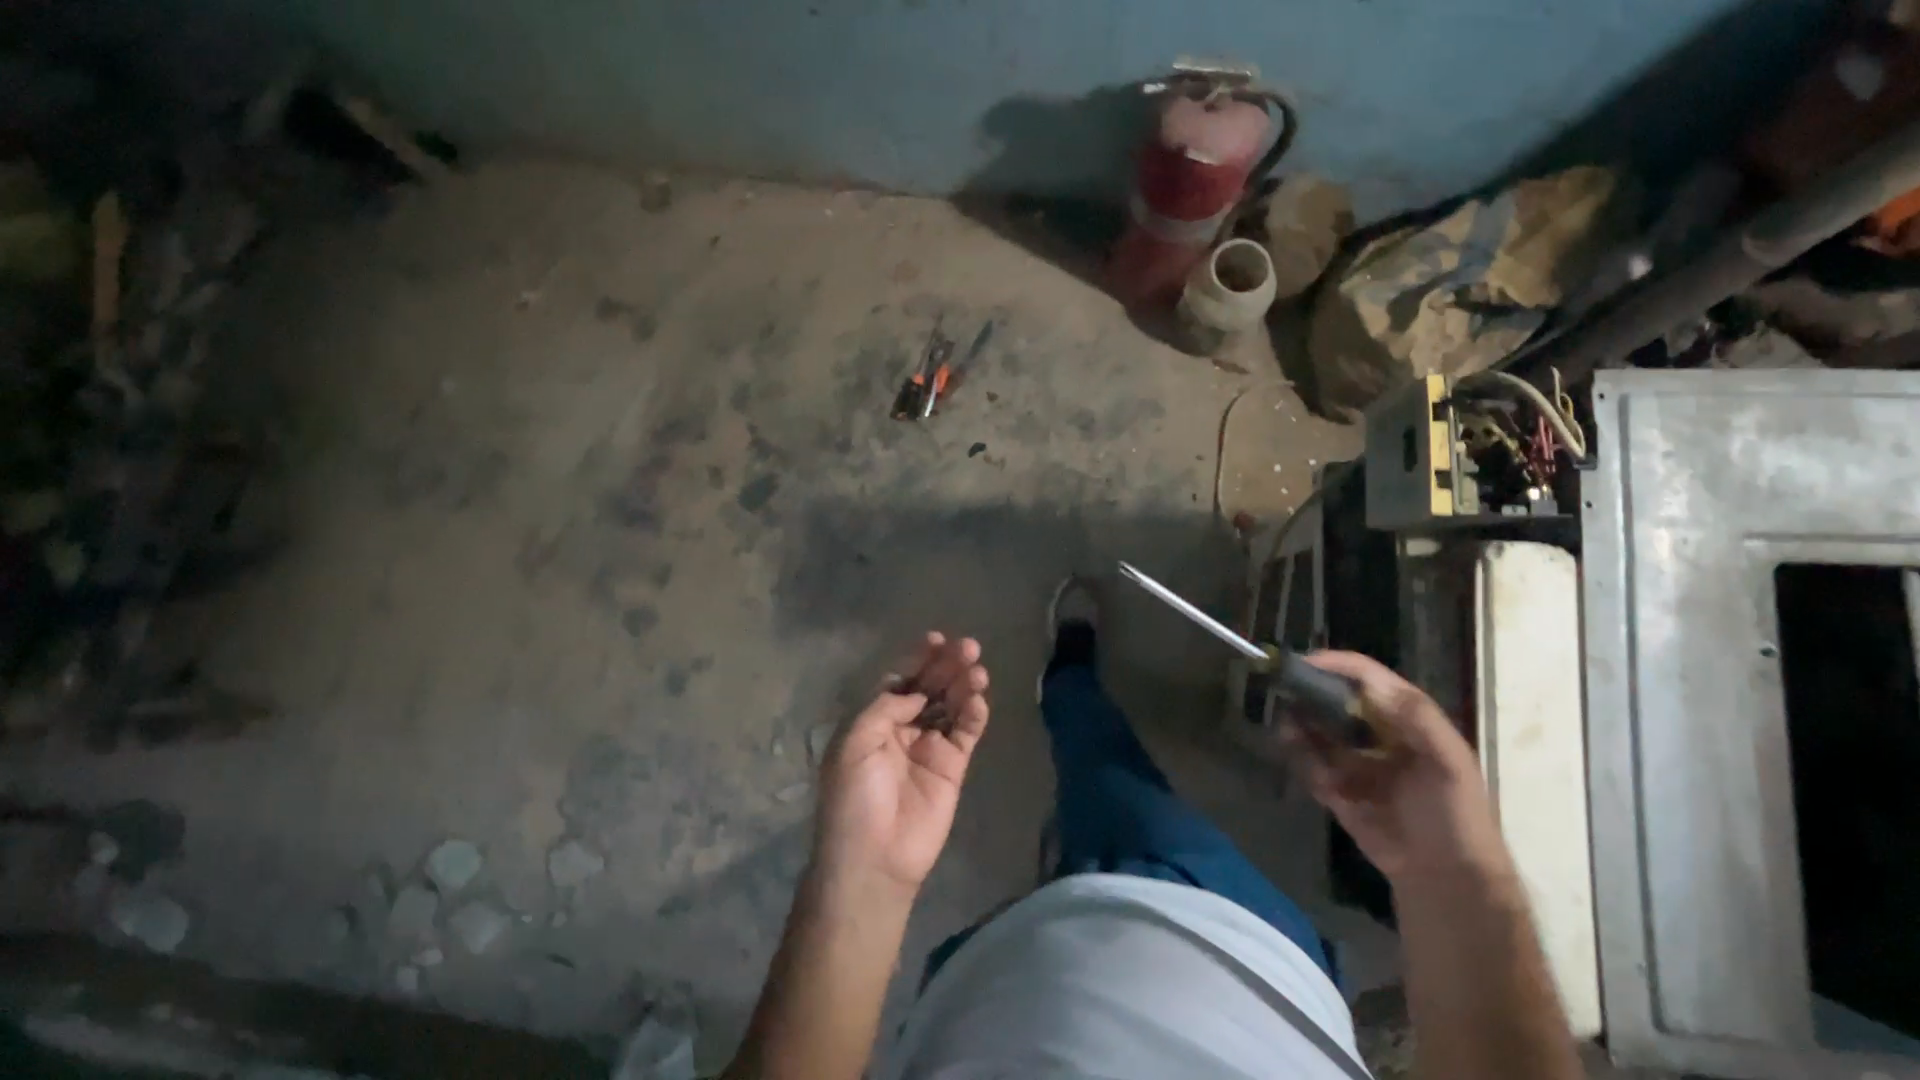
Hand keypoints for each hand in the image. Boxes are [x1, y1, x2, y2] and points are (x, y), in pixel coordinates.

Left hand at [812, 634, 989, 895]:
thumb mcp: (853, 745)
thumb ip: (884, 709)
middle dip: (945, 666)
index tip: (936, 639)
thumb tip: (914, 691)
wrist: (874, 858)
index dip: (916, 659)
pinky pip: (965, 733)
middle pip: (928, 688)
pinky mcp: (952, 768)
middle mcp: (901, 730)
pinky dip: (974, 714)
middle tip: (968, 646)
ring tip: (977, 669)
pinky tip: (979, 699)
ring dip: (963, 685)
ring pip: (950, 706)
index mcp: (872, 722)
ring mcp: (928, 749)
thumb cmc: (853, 799)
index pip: (898, 681)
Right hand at [1290, 651, 1510, 884]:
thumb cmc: (1457, 815)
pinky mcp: (1338, 790)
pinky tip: (1305, 769)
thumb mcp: (1449, 763)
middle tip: (1281, 695)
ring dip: (1297, 729)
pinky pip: (1311, 768)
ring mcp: (1355, 762)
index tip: (1303, 664)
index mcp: (1407, 718)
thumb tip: (1371, 687)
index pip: (1368, 679)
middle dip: (1307, 695)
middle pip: (1334, 700)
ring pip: (1316, 732)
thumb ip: (1418, 720)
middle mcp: (1377, 733)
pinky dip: (1302, 765)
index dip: (1337, 666)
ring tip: (1285, 734)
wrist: (1447, 878)